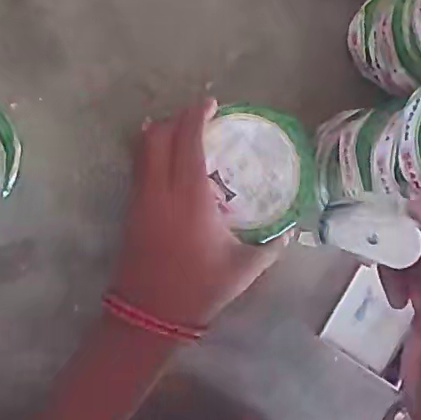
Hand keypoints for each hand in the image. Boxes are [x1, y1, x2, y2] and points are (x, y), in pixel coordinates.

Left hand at [107, 99, 285, 328]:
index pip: (188, 140)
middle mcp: (160, 189)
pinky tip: (166, 160)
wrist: (150, 314)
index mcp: (190, 197)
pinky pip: (137, 166)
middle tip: (199, 118)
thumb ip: (271, 246)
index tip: (212, 105)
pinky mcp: (130, 209)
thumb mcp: (244, 268)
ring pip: (142, 148)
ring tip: (182, 133)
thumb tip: (290, 230)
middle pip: (158, 135)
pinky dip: (150, 152)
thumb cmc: (199, 288)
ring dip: (160, 132)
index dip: (197, 115)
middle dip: (177, 118)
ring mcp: (140, 198)